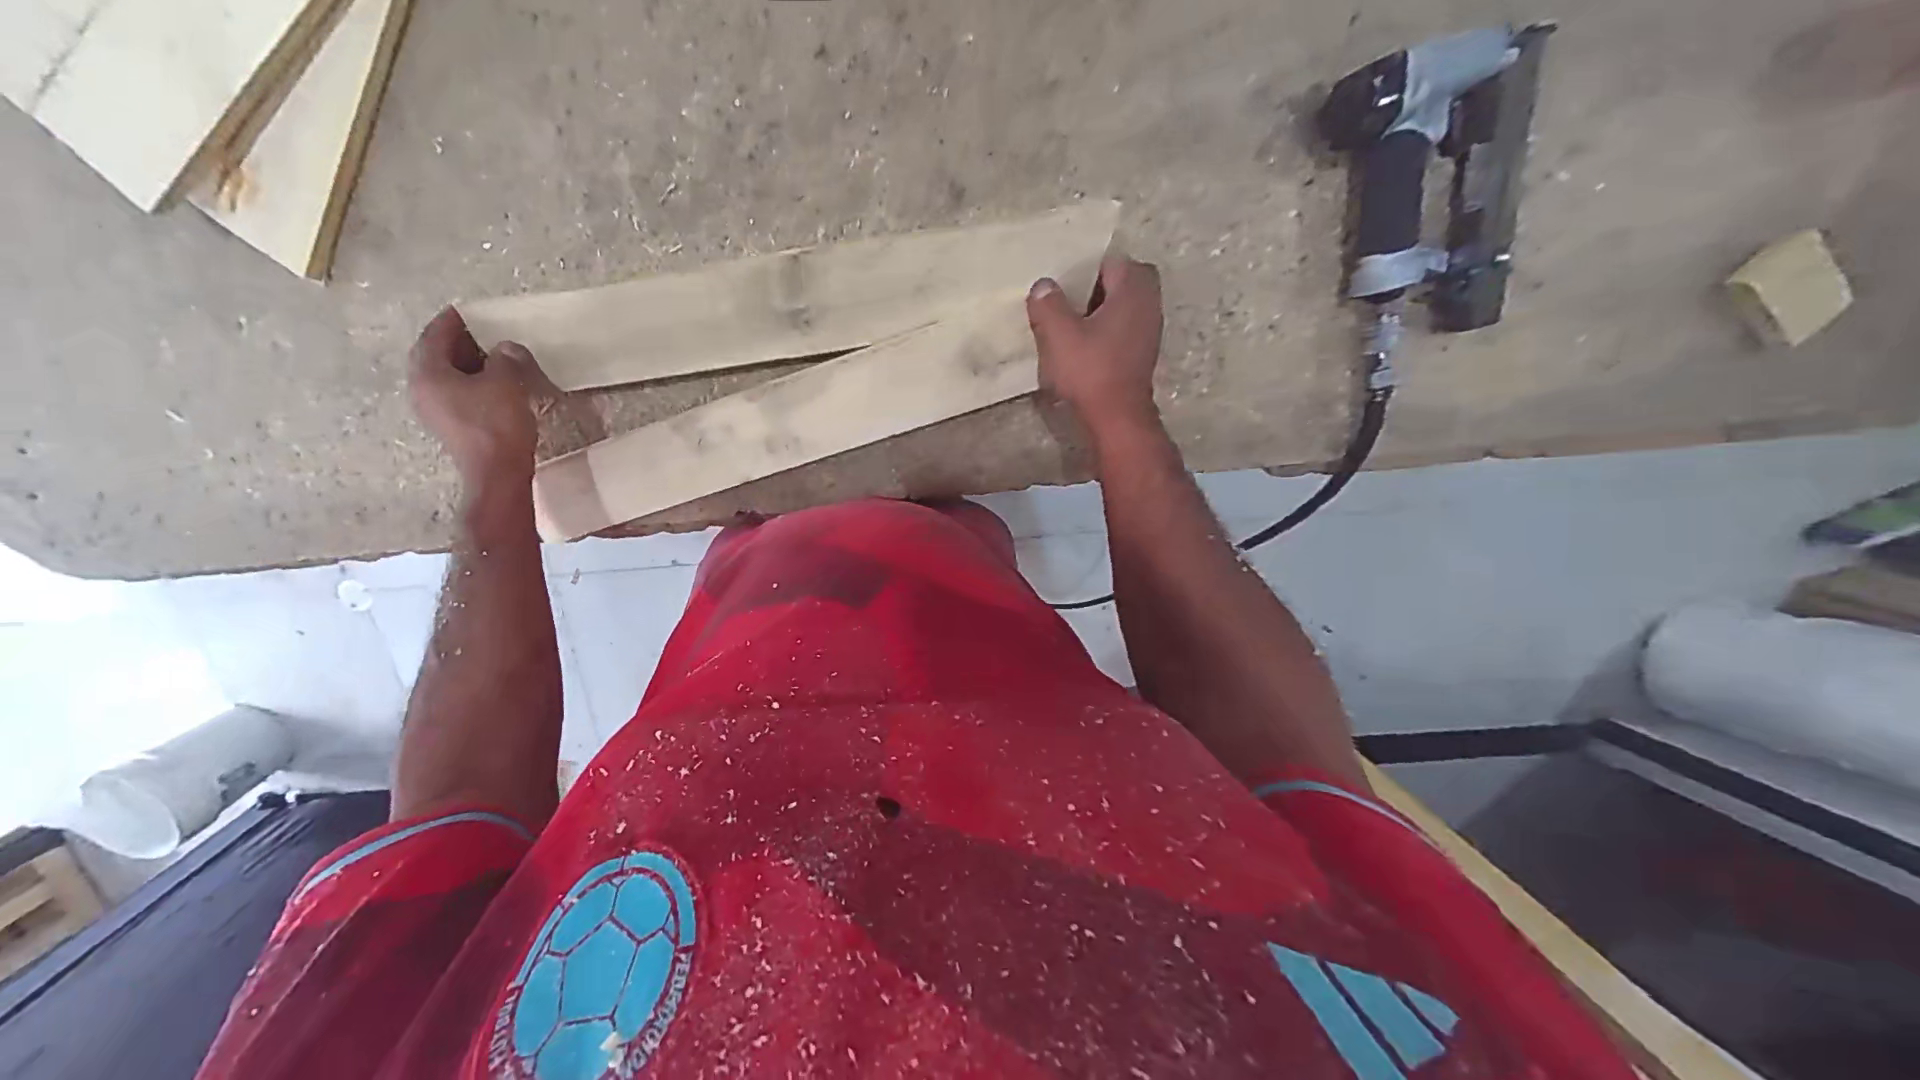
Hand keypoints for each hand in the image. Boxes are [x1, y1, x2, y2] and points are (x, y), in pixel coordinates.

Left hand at [409, 307, 539, 483]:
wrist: (497, 473)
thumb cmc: (497, 424)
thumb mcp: (506, 383)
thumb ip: (505, 358)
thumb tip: (507, 348)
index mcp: (428, 372)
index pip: (435, 335)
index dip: (454, 320)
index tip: (469, 310)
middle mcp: (421, 388)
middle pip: (435, 354)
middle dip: (459, 341)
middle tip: (484, 332)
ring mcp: (433, 409)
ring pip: (446, 375)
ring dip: (466, 363)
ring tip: (493, 357)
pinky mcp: (450, 425)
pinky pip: (456, 392)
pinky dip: (471, 381)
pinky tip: (492, 383)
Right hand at [1026, 254, 1164, 437]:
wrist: (1116, 419)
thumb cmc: (1090, 371)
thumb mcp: (1059, 334)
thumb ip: (1048, 304)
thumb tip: (1044, 285)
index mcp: (1133, 291)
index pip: (1113, 261)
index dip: (1087, 268)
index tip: (1064, 285)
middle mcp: (1149, 306)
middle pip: (1124, 282)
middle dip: (1097, 288)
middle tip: (1069, 302)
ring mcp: (1150, 332)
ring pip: (1125, 307)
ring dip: (1101, 311)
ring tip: (1073, 325)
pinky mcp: (1143, 355)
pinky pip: (1125, 329)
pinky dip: (1107, 332)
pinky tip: (1085, 348)